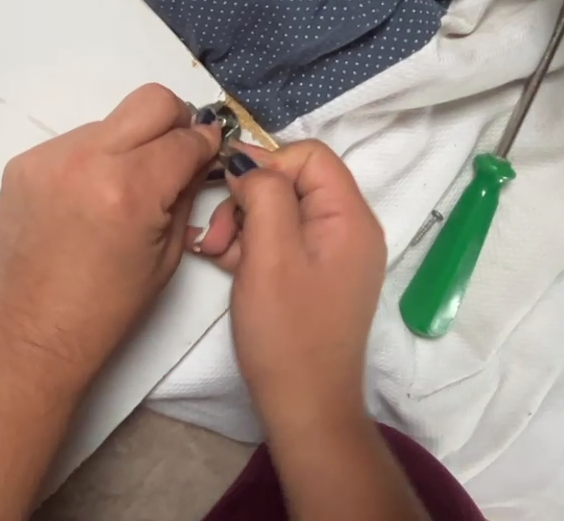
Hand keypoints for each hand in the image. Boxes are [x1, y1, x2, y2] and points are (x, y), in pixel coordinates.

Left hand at [0, 83, 221, 383]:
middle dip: (174, 120)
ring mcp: (50, 157)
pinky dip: (90, 160)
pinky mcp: (23, 163)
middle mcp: (89, 159)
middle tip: (173, 150)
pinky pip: (73, 142)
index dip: (205, 143)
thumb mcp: (168, 254)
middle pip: (150, 100)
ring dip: (127, 143)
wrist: (34, 331)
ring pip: (109, 121)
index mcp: (131, 189)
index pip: (186, 138)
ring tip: (119, 187)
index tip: (208, 149)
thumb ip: (187, 191)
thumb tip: (200, 151)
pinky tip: (85, 199)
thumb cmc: (109, 307)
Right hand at [194, 140, 385, 434]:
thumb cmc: (287, 329)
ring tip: (215, 252)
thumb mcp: (270, 251)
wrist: (303, 407)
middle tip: (216, 235)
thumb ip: (262, 193)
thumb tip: (247, 161)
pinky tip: (225, 262)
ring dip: (240, 222)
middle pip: (290, 181)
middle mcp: (346, 228)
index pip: (308, 156)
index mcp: (349, 217)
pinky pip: (279, 237)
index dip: (267, 165)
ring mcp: (330, 252)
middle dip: (246, 199)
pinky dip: (249, 243)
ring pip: (278, 208)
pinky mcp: (313, 273)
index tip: (231, 192)